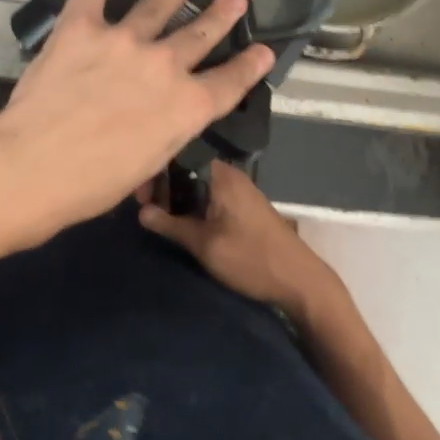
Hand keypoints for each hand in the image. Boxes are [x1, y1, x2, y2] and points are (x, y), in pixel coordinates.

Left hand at [0, 0, 275, 236]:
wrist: (36, 166)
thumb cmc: (91, 184)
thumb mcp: (146, 166)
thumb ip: (161, 133)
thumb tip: (156, 122)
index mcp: (187, 108)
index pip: (230, 83)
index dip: (250, 66)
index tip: (263, 50)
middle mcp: (164, 66)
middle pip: (201, 34)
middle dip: (221, 14)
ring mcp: (123, 41)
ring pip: (158, 4)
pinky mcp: (81, 27)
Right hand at [139, 160, 339, 317]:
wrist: (301, 282)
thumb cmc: (251, 259)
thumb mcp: (205, 245)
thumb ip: (170, 225)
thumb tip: (140, 212)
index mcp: (220, 175)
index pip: (178, 157)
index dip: (155, 172)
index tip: (139, 195)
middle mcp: (230, 175)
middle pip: (187, 169)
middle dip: (164, 186)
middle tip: (145, 208)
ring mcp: (240, 190)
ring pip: (198, 183)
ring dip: (178, 197)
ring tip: (160, 216)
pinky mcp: (245, 206)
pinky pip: (210, 195)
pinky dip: (193, 204)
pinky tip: (184, 222)